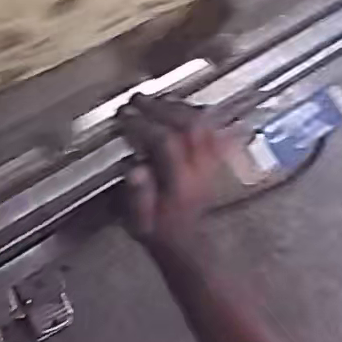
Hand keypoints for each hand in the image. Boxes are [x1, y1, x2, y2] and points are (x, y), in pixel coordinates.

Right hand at [118, 94, 222, 251]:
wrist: (185, 242)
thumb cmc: (158, 230)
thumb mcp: (139, 221)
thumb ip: (138, 196)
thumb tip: (135, 169)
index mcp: (179, 183)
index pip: (165, 141)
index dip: (144, 124)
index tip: (125, 115)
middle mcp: (199, 169)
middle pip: (188, 125)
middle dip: (161, 107)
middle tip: (138, 100)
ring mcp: (211, 163)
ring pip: (203, 124)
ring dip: (180, 106)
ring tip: (158, 99)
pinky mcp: (216, 160)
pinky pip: (215, 129)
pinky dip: (200, 114)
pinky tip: (185, 107)